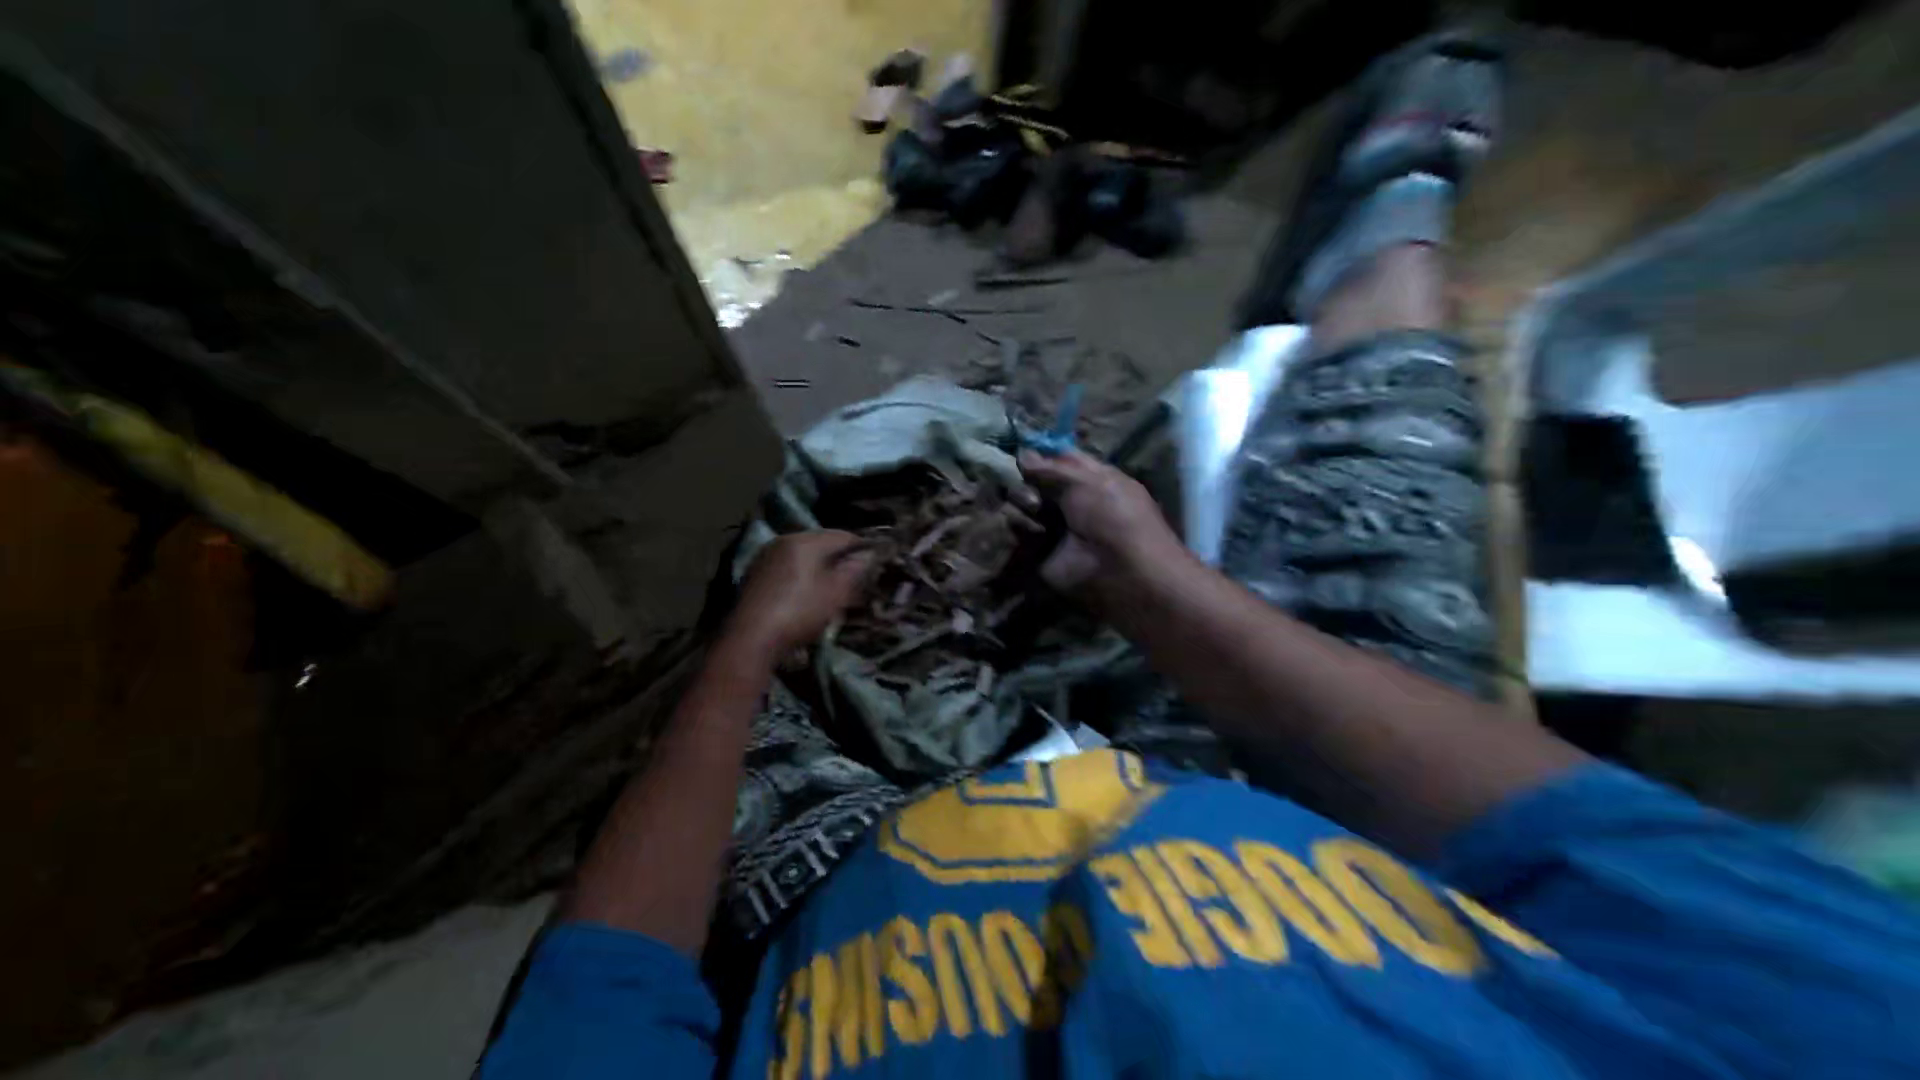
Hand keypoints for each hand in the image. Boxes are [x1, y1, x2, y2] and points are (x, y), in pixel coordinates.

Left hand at [727, 531, 877, 657]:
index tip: (877, 564)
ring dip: (821, 570)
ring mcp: (765, 559)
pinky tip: (808, 598)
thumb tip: (869, 555)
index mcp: (803, 540)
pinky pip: (788, 571)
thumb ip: (855, 570)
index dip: (863, 548)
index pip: (842, 535)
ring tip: (835, 591)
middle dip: (840, 560)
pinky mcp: (755, 579)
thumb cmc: (799, 611)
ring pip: (803, 558)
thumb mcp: (836, 592)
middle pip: (821, 545)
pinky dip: (802, 579)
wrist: (751, 639)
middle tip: (858, 579)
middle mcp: (781, 542)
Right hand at [1018, 450, 1183, 591]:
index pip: (1058, 459)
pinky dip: (1017, 526)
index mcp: (1092, 479)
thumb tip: (1022, 455)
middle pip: (1035, 481)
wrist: (1122, 573)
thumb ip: (1051, 469)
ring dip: (1021, 501)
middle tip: (1020, 479)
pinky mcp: (1038, 552)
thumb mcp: (1087, 482)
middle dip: (1024, 478)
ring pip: (1022, 504)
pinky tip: (1026, 525)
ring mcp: (1052, 526)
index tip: (1017, 448)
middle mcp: (1070, 501)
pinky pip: (1017, 532)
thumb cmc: (1115, 517)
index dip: (1039, 453)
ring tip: (1032, 508)